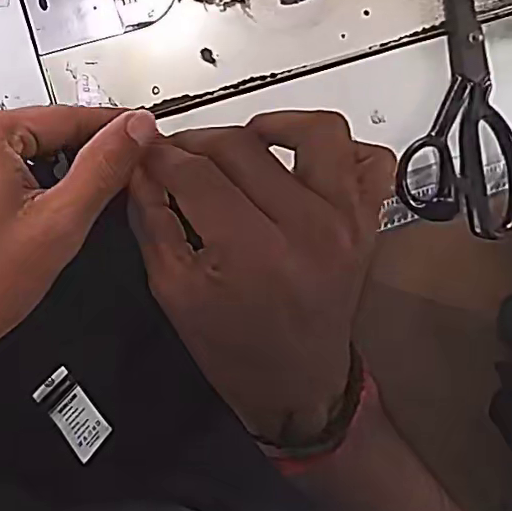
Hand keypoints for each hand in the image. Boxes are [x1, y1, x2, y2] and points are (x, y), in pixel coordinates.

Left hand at [0, 106, 159, 470]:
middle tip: (120, 177)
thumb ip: (103, 168)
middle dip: (83, 154)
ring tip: (77, 203)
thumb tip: (132, 129)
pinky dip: (24, 180)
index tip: (141, 138)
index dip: (114, 130)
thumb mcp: (57, 224)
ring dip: (53, 169)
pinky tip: (38, 211)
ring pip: (20, 148)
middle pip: (42, 130)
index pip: (68, 116)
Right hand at [127, 111, 394, 443]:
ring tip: (242, 142)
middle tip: (176, 155)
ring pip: (314, 132)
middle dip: (194, 142)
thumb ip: (152, 219)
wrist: (296, 385)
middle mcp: (307, 229)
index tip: (145, 152)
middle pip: (240, 146)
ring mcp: (345, 221)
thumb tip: (140, 170)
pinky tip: (300, 158)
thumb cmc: (236, 349)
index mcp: (252, 252)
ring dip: (269, 124)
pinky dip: (338, 148)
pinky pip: (371, 159)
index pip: (194, 172)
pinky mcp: (365, 222)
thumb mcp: (172, 289)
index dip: (159, 156)